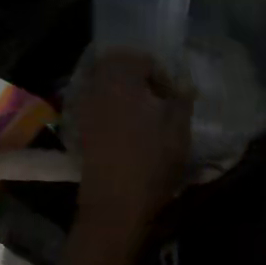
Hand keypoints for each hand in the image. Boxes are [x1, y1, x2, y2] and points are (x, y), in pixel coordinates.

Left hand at [71, 50, 192, 240]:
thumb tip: (185, 85)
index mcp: (120, 78)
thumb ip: (182, 99)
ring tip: (149, 118)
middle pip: (118, 68)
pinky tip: (132, 132)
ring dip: (127, 96)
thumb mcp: (179, 129)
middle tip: (162, 102)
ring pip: (106, 88)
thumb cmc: (152, 161)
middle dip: (141, 80)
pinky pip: (99, 108)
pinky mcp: (81, 131)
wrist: (116, 205)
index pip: (141, 58)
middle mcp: (96, 86)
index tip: (176, 97)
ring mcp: (84, 109)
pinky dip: (115, 112)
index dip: (162, 74)